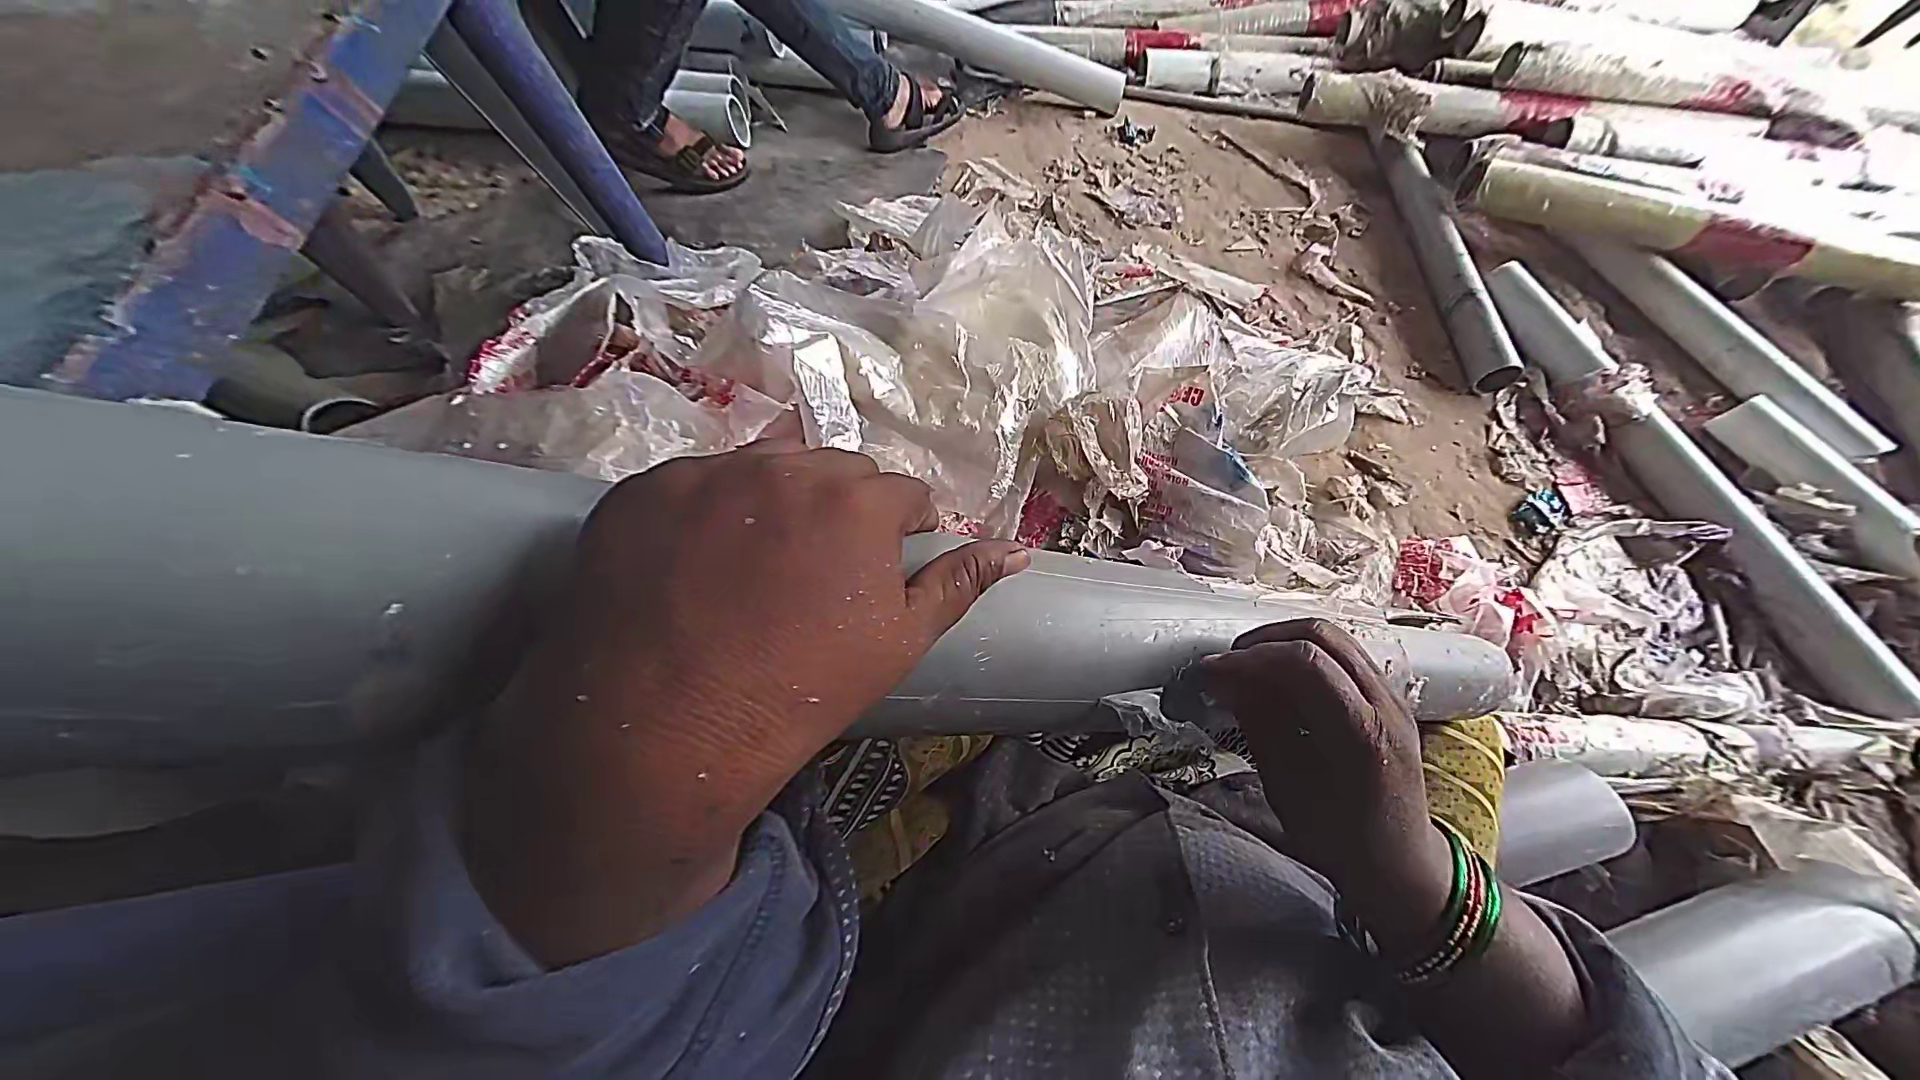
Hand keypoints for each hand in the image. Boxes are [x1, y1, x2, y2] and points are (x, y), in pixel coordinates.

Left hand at [465, 438, 1027, 964]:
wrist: (666, 731)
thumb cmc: (803, 689)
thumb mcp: (898, 642)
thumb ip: (959, 582)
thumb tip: (1018, 549)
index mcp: (858, 501)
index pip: (902, 492)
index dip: (899, 530)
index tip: (879, 565)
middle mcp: (784, 467)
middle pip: (837, 471)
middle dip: (843, 508)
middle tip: (819, 567)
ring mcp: (707, 473)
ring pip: (767, 465)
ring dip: (778, 499)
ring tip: (760, 558)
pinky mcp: (644, 490)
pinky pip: (697, 482)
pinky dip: (709, 510)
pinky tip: (698, 562)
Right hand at [1194, 619, 1451, 952]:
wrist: (1400, 864)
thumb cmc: (1339, 837)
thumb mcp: (1287, 784)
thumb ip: (1259, 722)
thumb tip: (1225, 680)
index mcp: (1363, 733)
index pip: (1304, 662)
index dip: (1249, 658)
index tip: (1212, 672)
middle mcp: (1386, 705)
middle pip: (1321, 635)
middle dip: (1264, 641)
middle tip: (1228, 664)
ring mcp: (1393, 698)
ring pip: (1332, 637)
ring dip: (1281, 642)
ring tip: (1247, 667)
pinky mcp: (1388, 698)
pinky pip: (1341, 654)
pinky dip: (1301, 654)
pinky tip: (1277, 678)